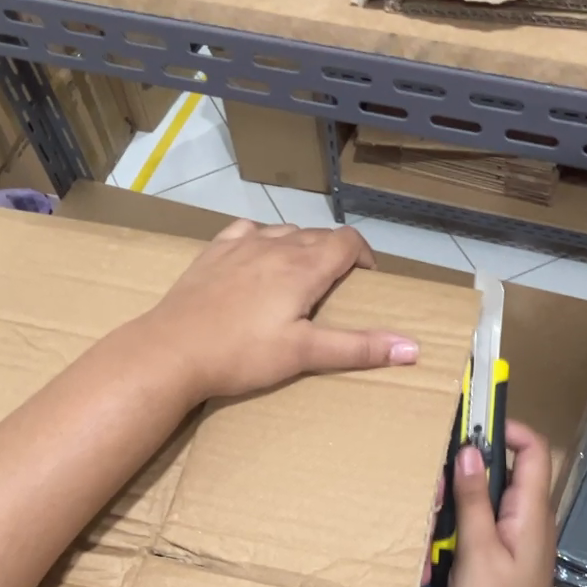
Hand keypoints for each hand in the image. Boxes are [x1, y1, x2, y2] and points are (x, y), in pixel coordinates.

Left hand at [131, 219, 419, 400]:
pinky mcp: (212, 253)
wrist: (173, 350)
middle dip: (334, 254)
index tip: (365, 278)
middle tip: (336, 286)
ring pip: (283, 231)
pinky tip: (256, 256)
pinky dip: (262, 239)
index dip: (363, 255)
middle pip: (317, 235)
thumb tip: (413, 348)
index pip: (347, 241)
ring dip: (301, 246)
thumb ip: (358, 347)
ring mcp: (240, 246)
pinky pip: (246, 231)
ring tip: (300, 275)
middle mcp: (276, 246)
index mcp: (303, 267)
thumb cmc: (243, 355)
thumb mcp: (305, 354)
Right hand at [449, 420, 559, 586]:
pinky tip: (443, 542)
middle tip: (438, 485)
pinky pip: (486, 520)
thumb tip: (470, 450)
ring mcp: (521, 534)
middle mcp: (531, 515)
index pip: (533, 447)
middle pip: (508, 467)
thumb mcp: (477, 550)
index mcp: (531, 509)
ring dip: (462, 498)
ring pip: (492, 495)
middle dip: (471, 467)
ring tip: (436, 518)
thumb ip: (473, 499)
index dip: (506, 428)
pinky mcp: (508, 551)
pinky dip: (464, 522)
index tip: (468, 428)